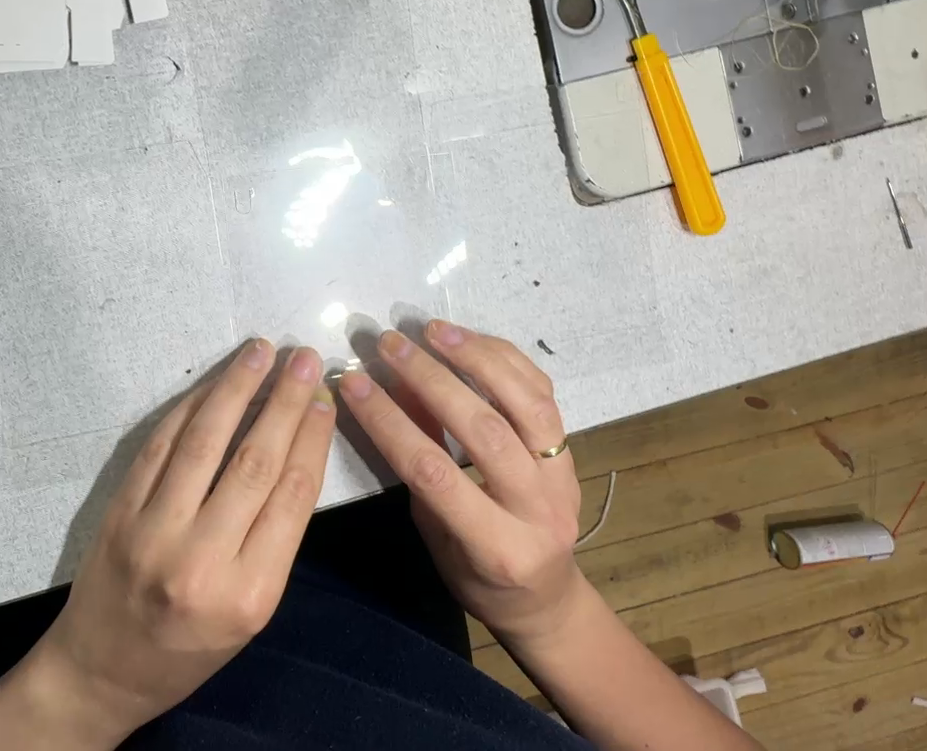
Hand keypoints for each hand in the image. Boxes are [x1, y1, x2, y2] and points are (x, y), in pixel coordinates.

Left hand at [28, 340, 336, 743]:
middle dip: (284, 401)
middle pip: (254, 460)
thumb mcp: (250, 613)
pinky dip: (190, 408)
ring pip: (205, 441)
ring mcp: (154, 530)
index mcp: (249, 594)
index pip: (291, 495)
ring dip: (236, 388)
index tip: (325, 399)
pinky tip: (213, 385)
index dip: (311, 438)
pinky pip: (161, 445)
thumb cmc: (190, 650)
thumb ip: (273, 539)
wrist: (101, 670)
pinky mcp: (120, 510)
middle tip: (303, 358)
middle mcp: (202, 559)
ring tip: (259, 352)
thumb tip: (295, 450)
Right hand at [338, 321, 584, 648]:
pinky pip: (544, 393)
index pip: (433, 471)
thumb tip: (393, 393)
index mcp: (497, 547)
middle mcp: (539, 508)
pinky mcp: (572, 450)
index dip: (389, 422)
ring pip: (525, 404)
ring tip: (434, 329)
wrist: (547, 598)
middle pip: (483, 430)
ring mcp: (564, 476)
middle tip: (390, 344)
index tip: (353, 383)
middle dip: (430, 379)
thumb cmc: (476, 576)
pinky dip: (506, 358)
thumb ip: (419, 468)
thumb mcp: (434, 535)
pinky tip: (470, 338)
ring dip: (476, 358)